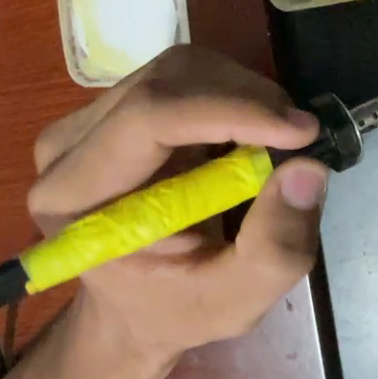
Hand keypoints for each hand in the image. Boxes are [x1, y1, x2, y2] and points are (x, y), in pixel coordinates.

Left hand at [26, 47, 328, 366]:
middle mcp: (69, 147)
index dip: (229, 111)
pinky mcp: (121, 107)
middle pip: (167, 81)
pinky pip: (187, 76)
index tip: (302, 130)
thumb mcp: (236, 301)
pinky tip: (251, 136)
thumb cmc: (179, 309)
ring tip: (277, 142)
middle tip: (300, 139)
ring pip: (182, 69)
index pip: (148, 118)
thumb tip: (308, 167)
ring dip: (246, 95)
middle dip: (247, 99)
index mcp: (75, 200)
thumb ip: (275, 247)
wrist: (138, 307)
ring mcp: (91, 120)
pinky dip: (236, 95)